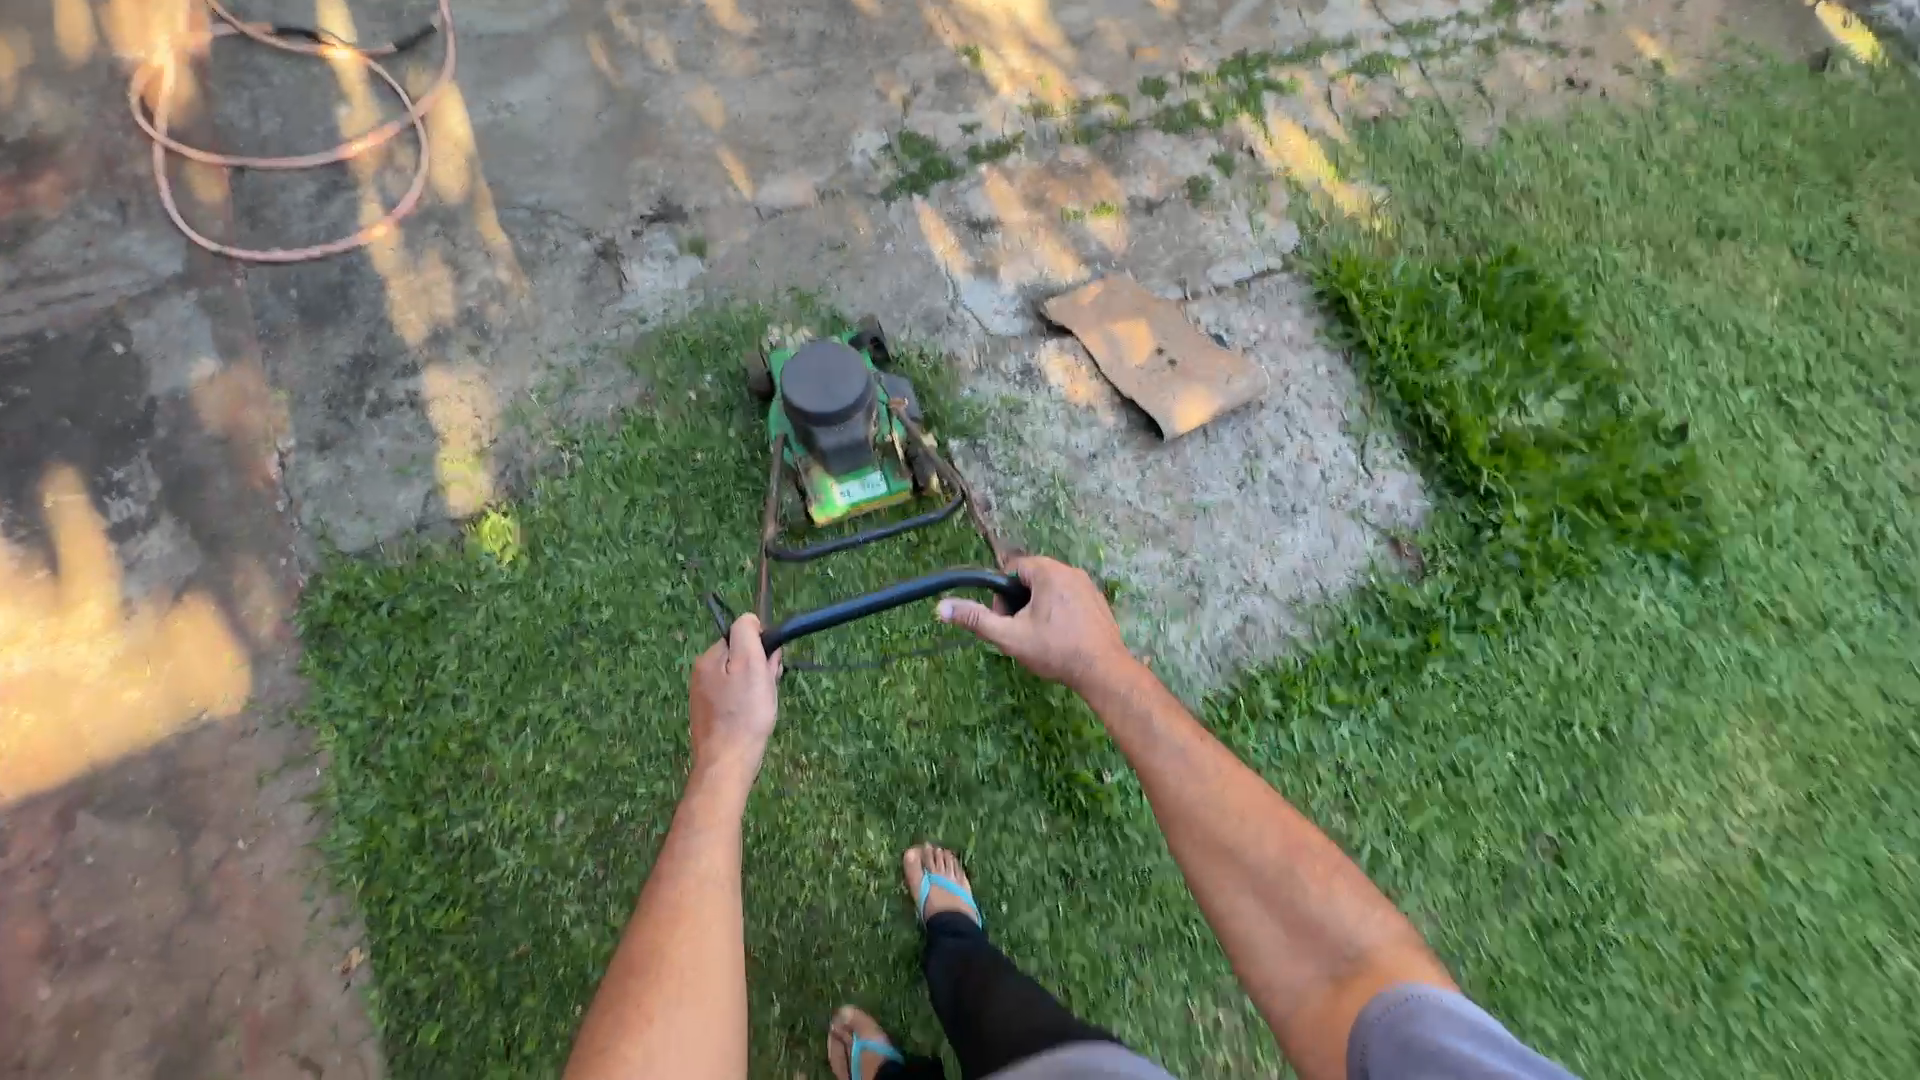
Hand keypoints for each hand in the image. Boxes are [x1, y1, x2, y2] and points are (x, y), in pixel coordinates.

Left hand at [688, 614, 780, 785]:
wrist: (728, 761)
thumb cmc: (745, 712)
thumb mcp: (751, 664)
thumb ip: (747, 634)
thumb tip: (750, 619)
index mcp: (709, 657)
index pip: (741, 636)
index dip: (761, 648)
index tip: (770, 668)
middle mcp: (701, 672)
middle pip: (740, 657)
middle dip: (760, 668)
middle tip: (767, 690)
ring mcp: (703, 695)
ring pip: (739, 677)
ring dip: (756, 686)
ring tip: (762, 706)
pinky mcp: (709, 715)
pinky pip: (733, 696)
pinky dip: (747, 702)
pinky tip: (752, 717)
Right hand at [937, 555, 1132, 691]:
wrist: (1103, 671)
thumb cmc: (1055, 650)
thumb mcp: (1010, 636)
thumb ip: (976, 619)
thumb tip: (940, 607)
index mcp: (1048, 572)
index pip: (1012, 569)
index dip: (1002, 594)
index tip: (1005, 619)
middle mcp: (1070, 571)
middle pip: (1031, 579)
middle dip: (1020, 603)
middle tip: (1021, 632)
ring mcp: (1088, 586)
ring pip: (1050, 590)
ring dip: (1038, 609)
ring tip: (1040, 639)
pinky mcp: (1098, 602)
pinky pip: (1069, 599)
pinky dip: (1059, 614)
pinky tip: (1061, 639)